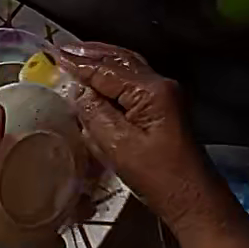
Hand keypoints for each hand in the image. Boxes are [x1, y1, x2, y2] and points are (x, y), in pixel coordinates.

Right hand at [56, 43, 232, 238]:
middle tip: (63, 47)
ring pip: (127, 65)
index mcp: (150, 90)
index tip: (55, 54)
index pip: (108, 70)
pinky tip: (98, 76)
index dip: (80, 63)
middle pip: (120, 59)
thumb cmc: (157, 176)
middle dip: (91, 53)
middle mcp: (159, 83)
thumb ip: (94, 113)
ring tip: (76, 54)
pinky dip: (112, 72)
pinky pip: (133, 78)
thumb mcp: (118, 147)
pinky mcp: (163, 104)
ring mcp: (164, 92)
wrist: (193, 200)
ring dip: (102, 59)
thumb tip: (77, 91)